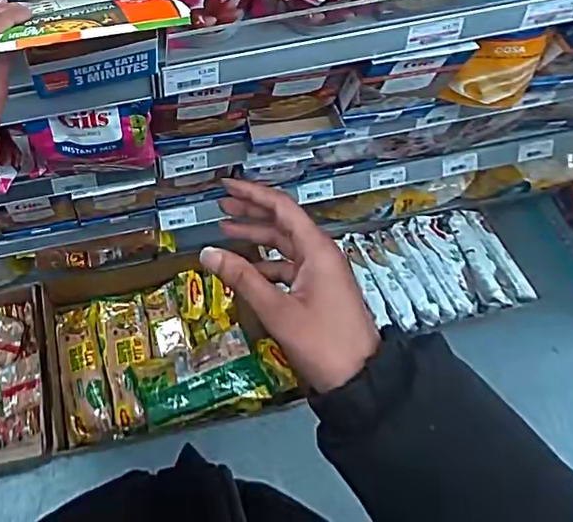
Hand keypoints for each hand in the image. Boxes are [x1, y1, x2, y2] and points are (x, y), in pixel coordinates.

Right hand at [200, 178, 379, 392]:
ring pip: (284, 243)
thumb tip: (209, 253)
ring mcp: (322, 272)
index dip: (252, 193)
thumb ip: (242, 278)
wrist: (363, 385)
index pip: (281, 207)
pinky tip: (246, 269)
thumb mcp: (278, 310)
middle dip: (251, 211)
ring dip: (256, 236)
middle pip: (282, 221)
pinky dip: (265, 262)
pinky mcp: (319, 289)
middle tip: (223, 204)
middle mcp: (321, 254)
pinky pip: (288, 264)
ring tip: (228, 230)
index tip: (228, 186)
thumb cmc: (325, 345)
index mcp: (316, 250)